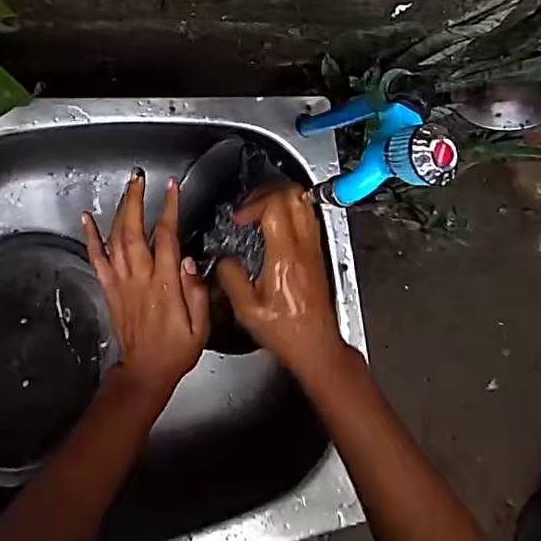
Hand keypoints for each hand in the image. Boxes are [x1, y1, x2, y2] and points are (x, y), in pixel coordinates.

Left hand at [81, 170, 209, 403]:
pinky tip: (87, 219)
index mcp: (164, 285)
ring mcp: (121, 282)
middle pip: (134, 231)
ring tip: (127, 187)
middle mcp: (139, 278)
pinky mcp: (110, 289)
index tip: (172, 186)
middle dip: (136, 200)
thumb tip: (188, 258)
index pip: (167, 237)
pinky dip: (91, 237)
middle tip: (139, 177)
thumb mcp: (200, 327)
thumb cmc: (177, 349)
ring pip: (116, 240)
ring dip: (119, 210)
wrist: (145, 373)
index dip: (169, 208)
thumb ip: (196, 291)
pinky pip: (97, 259)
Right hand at [216, 185, 350, 380]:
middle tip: (248, 207)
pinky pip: (307, 217)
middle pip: (292, 195)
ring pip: (303, 202)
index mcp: (285, 256)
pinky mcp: (316, 254)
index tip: (240, 218)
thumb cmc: (287, 333)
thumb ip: (231, 278)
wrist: (317, 347)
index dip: (253, 204)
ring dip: (279, 198)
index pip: (275, 206)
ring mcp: (313, 248)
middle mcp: (302, 247)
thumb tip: (224, 260)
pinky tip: (275, 226)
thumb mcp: (247, 310)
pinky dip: (290, 211)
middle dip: (265, 193)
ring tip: (260, 211)